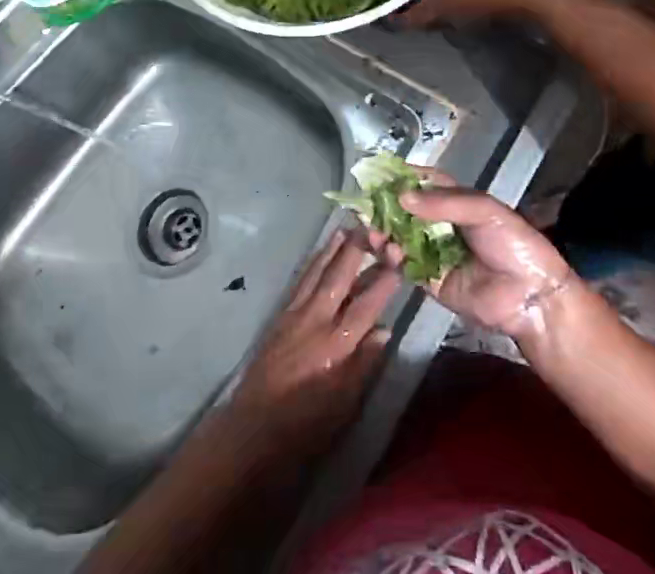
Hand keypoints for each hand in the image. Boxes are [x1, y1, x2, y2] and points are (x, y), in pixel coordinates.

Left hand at [227, 231, 397, 452]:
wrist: (253, 428)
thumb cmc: (305, 424)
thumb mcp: (344, 405)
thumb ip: (365, 365)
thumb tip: (385, 330)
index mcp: (336, 346)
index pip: (367, 305)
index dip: (385, 279)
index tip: (401, 255)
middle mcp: (315, 321)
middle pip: (339, 278)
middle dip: (358, 251)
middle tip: (373, 226)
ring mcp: (295, 316)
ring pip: (317, 273)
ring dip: (333, 250)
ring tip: (347, 228)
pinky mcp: (280, 318)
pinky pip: (300, 282)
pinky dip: (313, 264)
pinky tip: (320, 255)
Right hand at [389, 187, 577, 341]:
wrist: (530, 295)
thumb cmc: (512, 244)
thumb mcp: (484, 211)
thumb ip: (443, 203)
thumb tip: (402, 197)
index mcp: (459, 203)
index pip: (426, 185)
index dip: (404, 179)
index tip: (379, 175)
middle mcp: (444, 226)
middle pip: (407, 213)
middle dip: (386, 209)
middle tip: (365, 207)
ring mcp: (436, 254)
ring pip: (402, 239)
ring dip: (386, 233)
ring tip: (374, 232)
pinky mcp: (432, 281)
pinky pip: (407, 267)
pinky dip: (394, 258)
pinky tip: (390, 251)